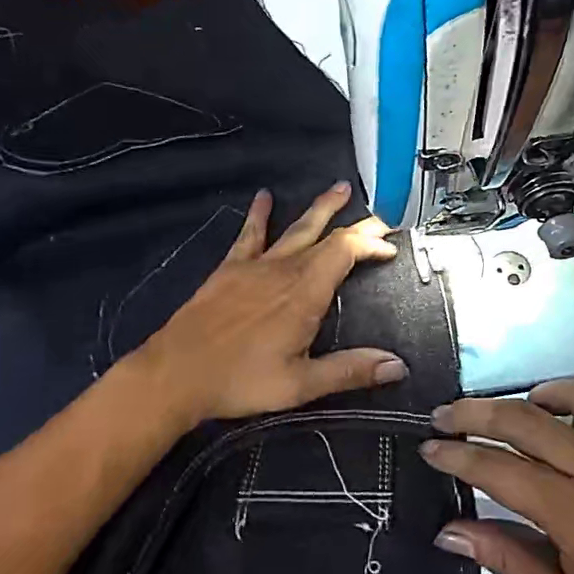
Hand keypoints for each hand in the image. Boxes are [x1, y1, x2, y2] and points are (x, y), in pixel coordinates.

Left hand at [132, 183, 405, 424]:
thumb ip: (350, 370)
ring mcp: (254, 266)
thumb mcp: (301, 384)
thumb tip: (397, 366)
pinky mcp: (229, 269)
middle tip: (379, 216)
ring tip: (337, 189)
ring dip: (319, 209)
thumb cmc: (240, 380)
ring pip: (294, 229)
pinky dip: (260, 215)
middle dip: (356, 225)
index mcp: (304, 294)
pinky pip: (249, 235)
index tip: (390, 246)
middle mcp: (283, 271)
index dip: (370, 244)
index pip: (345, 252)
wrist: (175, 373)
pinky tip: (264, 197)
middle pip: (326, 237)